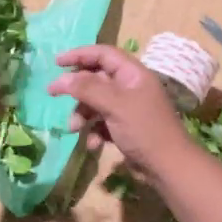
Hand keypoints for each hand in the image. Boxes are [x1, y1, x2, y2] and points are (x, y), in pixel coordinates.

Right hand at [46, 45, 194, 171]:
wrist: (167, 166)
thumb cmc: (144, 129)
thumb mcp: (115, 105)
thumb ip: (87, 88)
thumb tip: (60, 79)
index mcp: (133, 74)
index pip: (103, 54)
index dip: (79, 54)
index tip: (57, 63)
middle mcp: (130, 87)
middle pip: (96, 79)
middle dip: (76, 90)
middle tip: (54, 94)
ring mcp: (127, 109)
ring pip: (95, 103)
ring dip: (82, 114)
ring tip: (75, 129)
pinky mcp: (124, 128)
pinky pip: (101, 123)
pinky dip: (94, 131)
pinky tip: (94, 145)